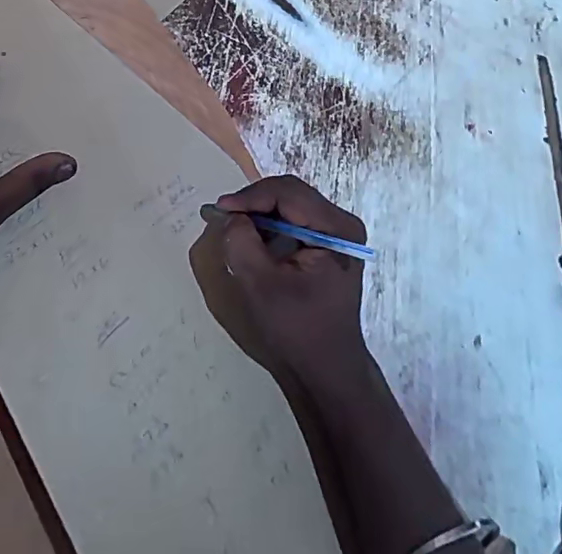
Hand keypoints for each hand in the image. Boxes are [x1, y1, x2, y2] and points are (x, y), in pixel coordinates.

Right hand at [218, 176, 369, 383]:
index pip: (289, 194)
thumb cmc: (297, 329)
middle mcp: (341, 223)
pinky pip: (295, 220)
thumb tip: (232, 216)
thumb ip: (243, 243)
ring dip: (261, 212)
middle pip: (292, 194)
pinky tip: (252, 238)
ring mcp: (337, 233)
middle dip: (255, 202)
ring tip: (234, 226)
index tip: (219, 209)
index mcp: (336, 229)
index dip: (251, 197)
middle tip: (224, 216)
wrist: (326, 367)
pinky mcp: (327, 244)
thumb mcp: (262, 285)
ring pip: (291, 204)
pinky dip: (271, 225)